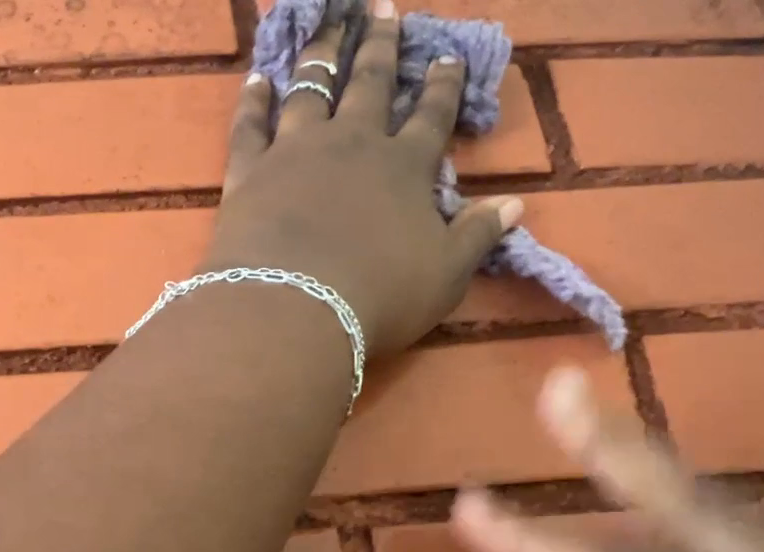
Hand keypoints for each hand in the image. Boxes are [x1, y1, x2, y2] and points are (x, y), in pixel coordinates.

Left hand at [203, 4, 520, 358]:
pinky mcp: (247, 171)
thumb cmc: (376, 298)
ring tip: (328, 24)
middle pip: (369, 82)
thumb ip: (477, 237)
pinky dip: (252, 101)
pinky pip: (248, 126)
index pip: (431, 115)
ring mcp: (295, 151)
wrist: (292, 309)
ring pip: (310, 88)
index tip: (447, 57)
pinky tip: (256, 80)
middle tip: (383, 8)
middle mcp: (352, 143)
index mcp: (405, 167)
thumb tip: (515, 205)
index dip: (443, 85)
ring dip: (321, 53)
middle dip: (380, 44)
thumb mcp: (444, 276)